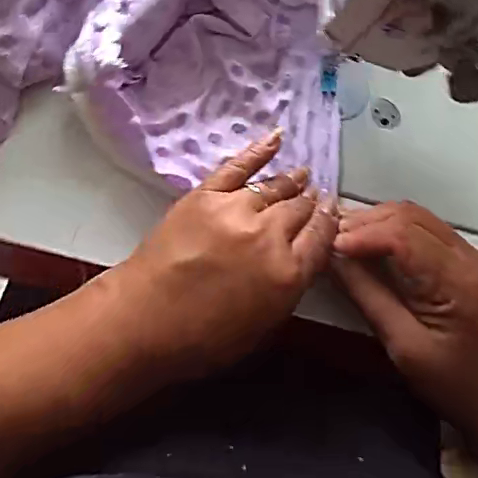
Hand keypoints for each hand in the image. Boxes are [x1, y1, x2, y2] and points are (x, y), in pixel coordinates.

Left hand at [99, 130, 338, 382]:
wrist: (144, 319)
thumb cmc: (203, 338)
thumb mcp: (263, 323)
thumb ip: (288, 286)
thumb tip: (300, 257)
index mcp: (287, 273)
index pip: (321, 237)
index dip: (329, 221)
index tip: (332, 210)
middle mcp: (269, 235)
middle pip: (300, 209)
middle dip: (310, 203)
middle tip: (316, 196)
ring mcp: (236, 209)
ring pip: (275, 188)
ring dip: (292, 181)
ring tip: (302, 174)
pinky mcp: (207, 194)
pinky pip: (239, 167)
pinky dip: (259, 151)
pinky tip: (276, 139)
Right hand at [331, 201, 477, 445]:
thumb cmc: (454, 385)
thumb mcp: (403, 347)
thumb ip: (368, 296)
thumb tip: (333, 258)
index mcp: (457, 280)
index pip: (403, 235)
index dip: (362, 235)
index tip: (330, 246)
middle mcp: (467, 256)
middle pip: (408, 216)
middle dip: (366, 223)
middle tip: (330, 238)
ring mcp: (468, 254)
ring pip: (414, 216)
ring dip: (377, 223)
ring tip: (343, 239)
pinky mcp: (462, 259)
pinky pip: (422, 228)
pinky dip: (391, 230)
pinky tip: (369, 244)